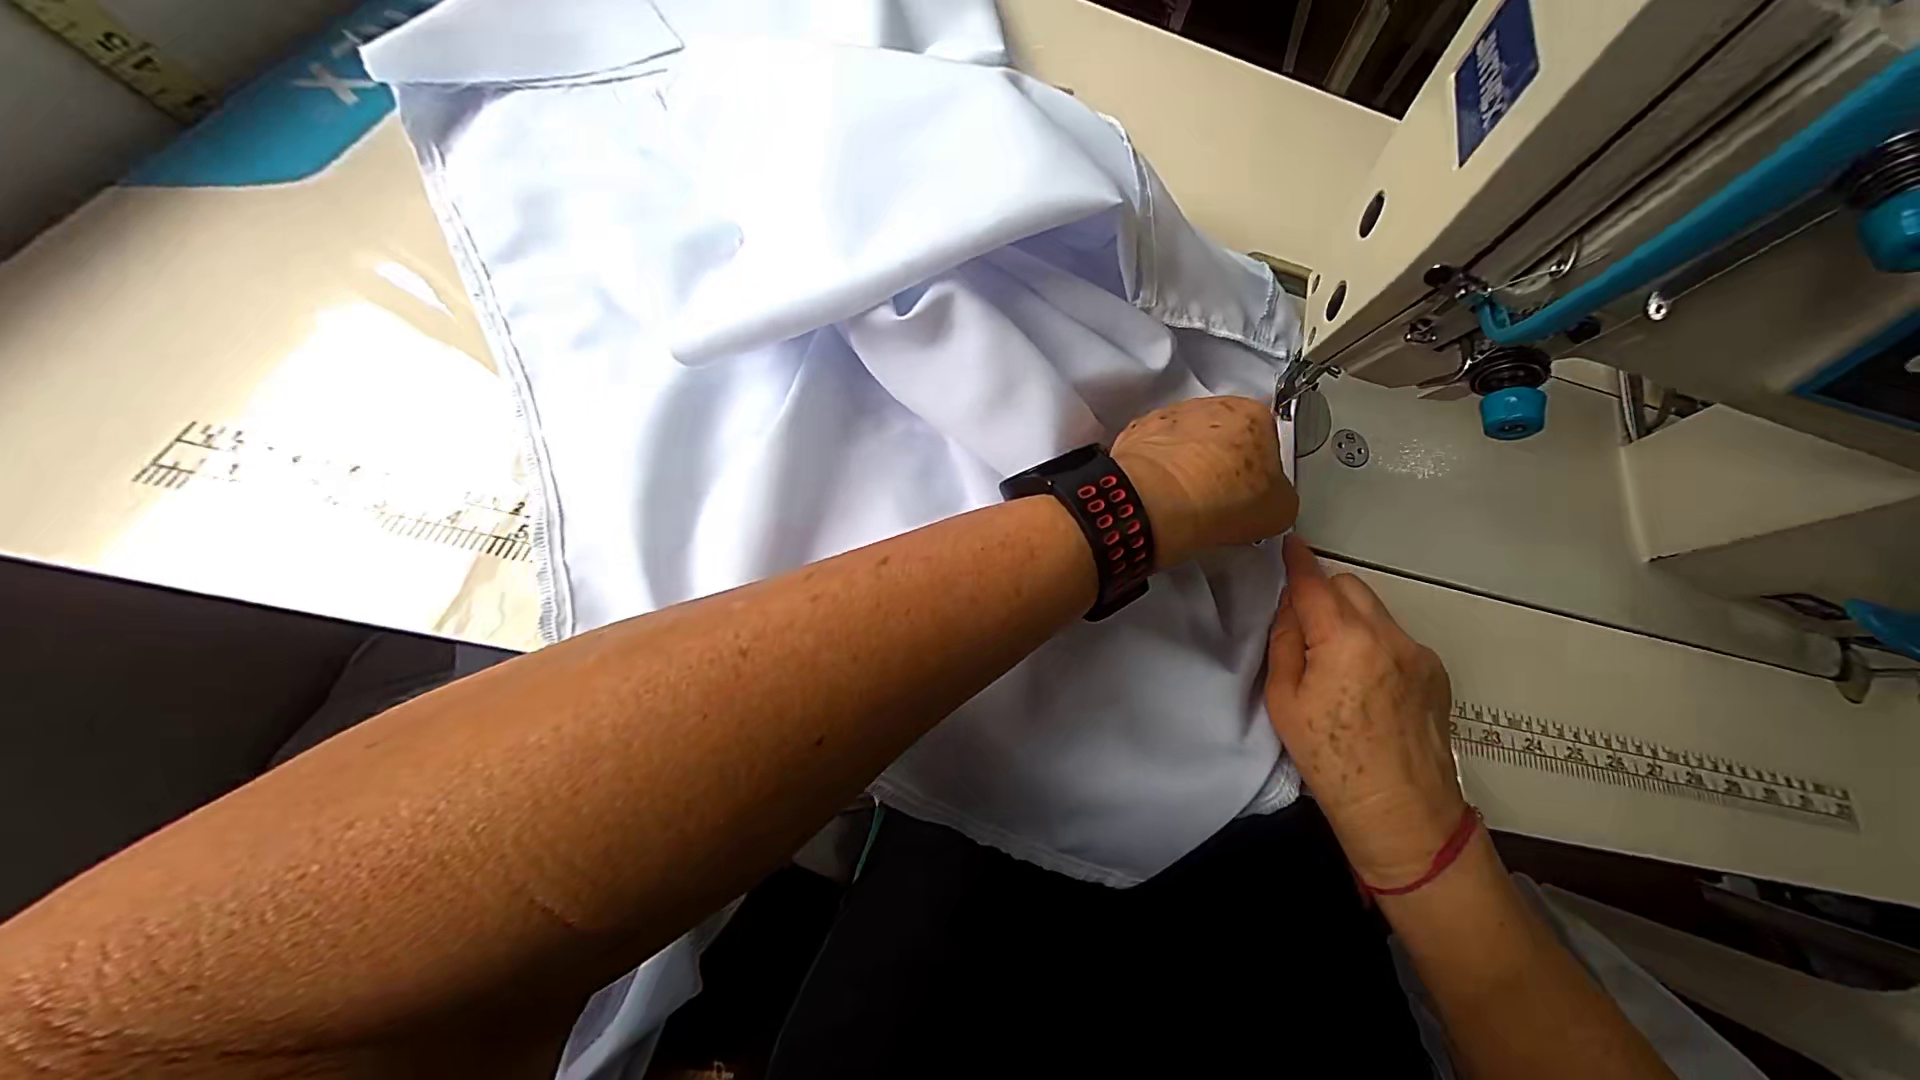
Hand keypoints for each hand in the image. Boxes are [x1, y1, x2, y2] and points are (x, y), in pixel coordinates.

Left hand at [1110, 395, 1296, 568]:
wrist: (1161, 501)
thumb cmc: (1218, 498)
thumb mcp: (1280, 507)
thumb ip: (1280, 493)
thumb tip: (1270, 503)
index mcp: (1254, 414)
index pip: (1267, 436)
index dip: (1261, 466)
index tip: (1253, 487)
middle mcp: (1210, 405)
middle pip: (1223, 433)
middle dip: (1222, 460)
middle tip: (1220, 495)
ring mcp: (1169, 416)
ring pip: (1184, 438)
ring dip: (1186, 461)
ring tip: (1188, 498)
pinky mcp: (1135, 433)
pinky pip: (1151, 449)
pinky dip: (1155, 467)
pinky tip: (1162, 493)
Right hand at [1266, 535, 1465, 888]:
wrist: (1401, 811)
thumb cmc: (1328, 757)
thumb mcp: (1284, 700)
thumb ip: (1286, 642)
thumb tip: (1292, 608)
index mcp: (1345, 640)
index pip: (1315, 584)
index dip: (1298, 561)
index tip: (1288, 543)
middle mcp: (1388, 635)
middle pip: (1350, 586)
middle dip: (1323, 592)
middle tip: (1301, 625)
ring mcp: (1419, 652)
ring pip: (1375, 611)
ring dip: (1349, 618)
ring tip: (1334, 661)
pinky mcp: (1436, 672)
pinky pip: (1395, 638)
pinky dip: (1373, 642)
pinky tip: (1365, 683)